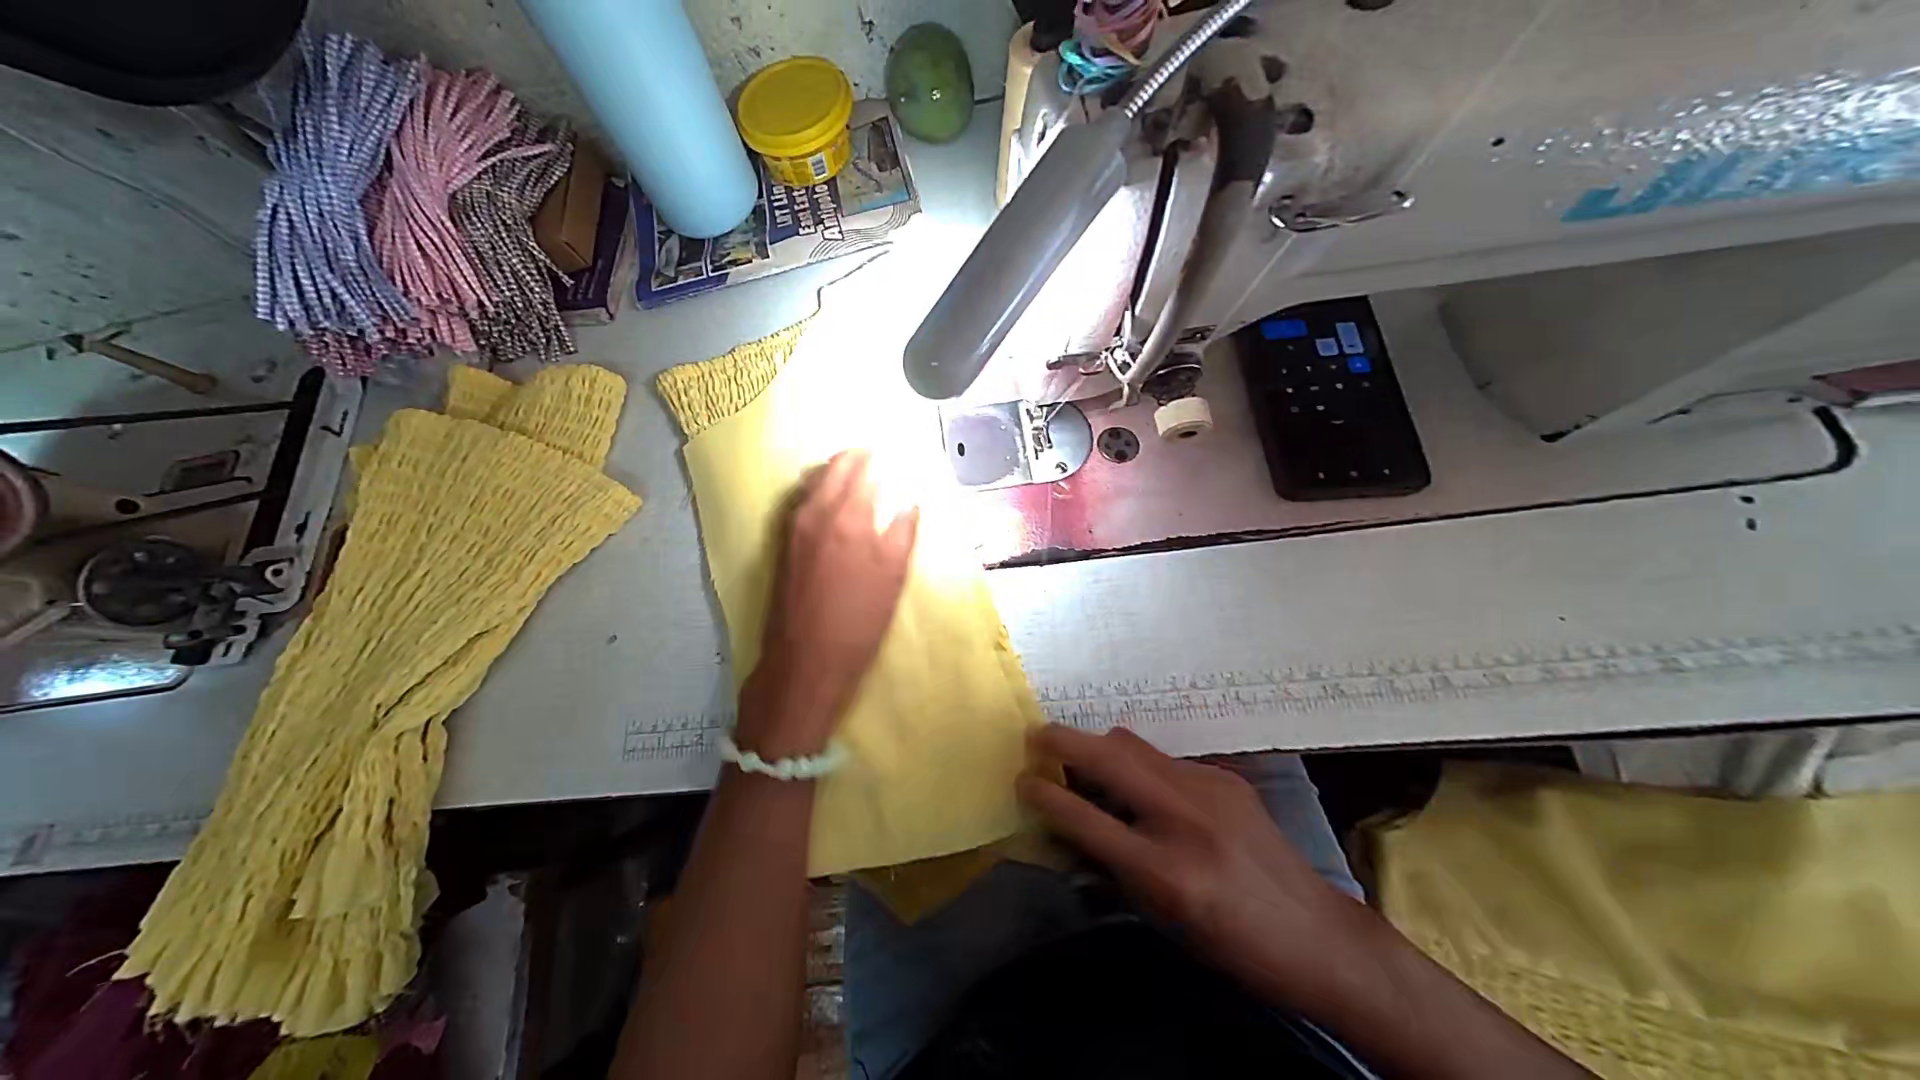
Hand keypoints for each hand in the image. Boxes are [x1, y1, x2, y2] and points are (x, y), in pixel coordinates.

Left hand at [740, 449, 918, 756]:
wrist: (805, 661)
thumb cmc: (859, 624)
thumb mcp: (894, 577)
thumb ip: (902, 531)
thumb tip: (910, 497)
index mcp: (850, 517)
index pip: (869, 467)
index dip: (887, 457)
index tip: (901, 452)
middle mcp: (817, 511)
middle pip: (839, 466)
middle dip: (862, 456)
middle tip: (882, 454)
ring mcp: (794, 525)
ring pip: (816, 478)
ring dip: (838, 467)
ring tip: (860, 468)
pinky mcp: (783, 542)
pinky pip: (802, 497)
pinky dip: (819, 485)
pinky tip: (832, 496)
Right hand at [1017, 725, 1367, 1006]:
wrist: (1316, 936)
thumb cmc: (1232, 944)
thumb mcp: (1163, 917)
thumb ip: (1112, 868)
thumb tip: (1072, 827)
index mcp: (1165, 870)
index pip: (1087, 819)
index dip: (1046, 795)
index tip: (1023, 780)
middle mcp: (1185, 817)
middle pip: (1110, 758)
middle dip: (1065, 741)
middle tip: (1036, 737)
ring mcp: (1210, 789)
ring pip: (1136, 747)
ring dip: (1100, 748)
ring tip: (1083, 761)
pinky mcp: (1226, 778)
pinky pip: (1166, 760)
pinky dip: (1140, 767)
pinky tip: (1144, 790)